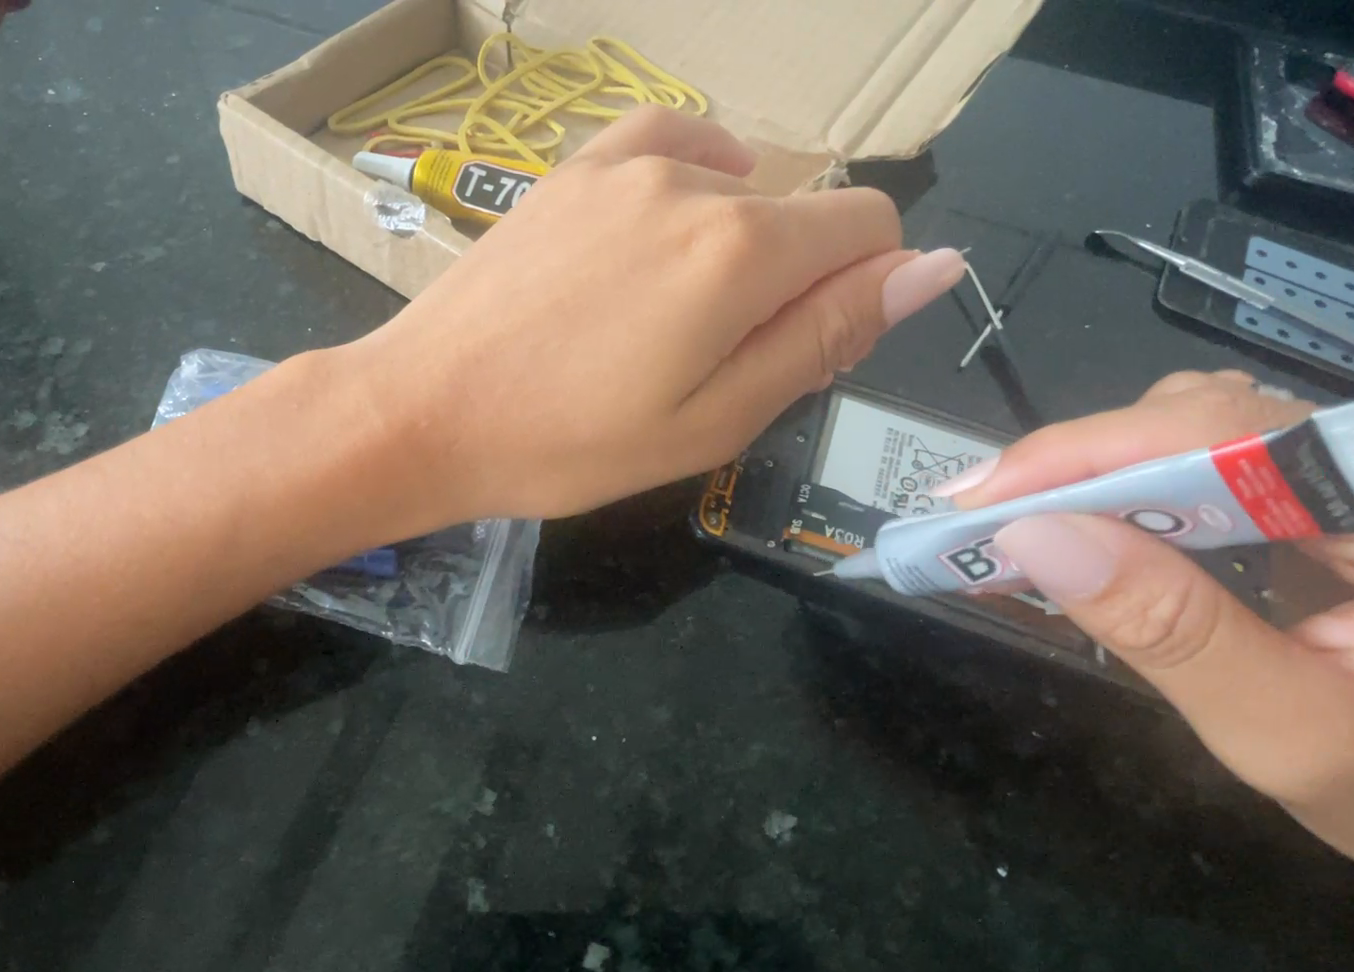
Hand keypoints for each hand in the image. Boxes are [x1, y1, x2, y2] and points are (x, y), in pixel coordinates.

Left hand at [349, 107, 965, 521]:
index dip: (862, 289)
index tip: (803, 347)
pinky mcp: (571, 169)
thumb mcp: (711, 422)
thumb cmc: (566, 444)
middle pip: (799, 213)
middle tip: (712, 361)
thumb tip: (929, 270)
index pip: (867, 230)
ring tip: (662, 321)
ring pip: (736, 187)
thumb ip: (822, 339)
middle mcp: (692, 183)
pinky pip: (667, 145)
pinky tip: (664, 230)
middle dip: (790, 282)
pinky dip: (690, 182)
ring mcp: (623, 165)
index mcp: (739, 253)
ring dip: (734, 245)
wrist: (424, 411)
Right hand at [947, 371, 1353, 899]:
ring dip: (1094, 481)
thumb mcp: (1304, 742)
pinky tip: (1084, 537)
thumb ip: (1177, 638)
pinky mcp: (1344, 488)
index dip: (1094, 453)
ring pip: (1202, 431)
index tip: (977, 502)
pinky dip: (1128, 498)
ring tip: (1016, 534)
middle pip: (1213, 419)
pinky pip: (1214, 463)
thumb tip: (1035, 537)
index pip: (1245, 437)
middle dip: (1076, 469)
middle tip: (974, 528)